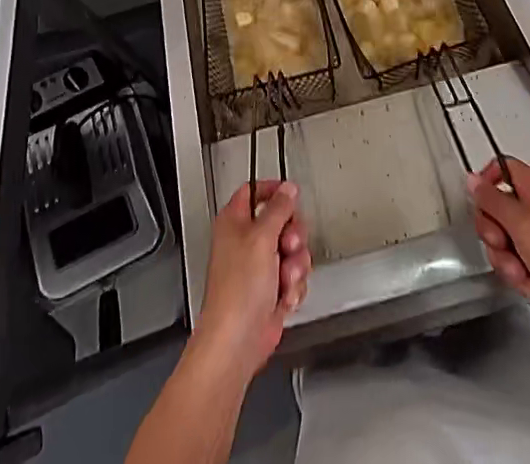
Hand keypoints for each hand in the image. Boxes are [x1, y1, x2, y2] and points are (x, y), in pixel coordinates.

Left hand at [190, 180, 311, 384]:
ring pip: (293, 250)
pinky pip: (295, 275)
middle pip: (281, 221)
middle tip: (287, 245)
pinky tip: (283, 295)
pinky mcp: (272, 287)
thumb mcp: (262, 238)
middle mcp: (245, 241)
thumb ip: (278, 209)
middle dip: (293, 235)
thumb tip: (288, 190)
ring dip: (295, 265)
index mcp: (234, 222)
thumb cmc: (236, 293)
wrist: (238, 340)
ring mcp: (259, 265)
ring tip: (283, 277)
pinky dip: (294, 286)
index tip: (291, 194)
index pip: (254, 191)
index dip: (273, 190)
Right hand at [467, 158, 529, 330]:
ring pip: (498, 238)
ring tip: (521, 264)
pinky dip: (514, 271)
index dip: (486, 181)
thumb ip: (491, 200)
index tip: (480, 200)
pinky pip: (508, 259)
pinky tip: (529, 277)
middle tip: (503, 238)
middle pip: (493, 207)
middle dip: (492, 231)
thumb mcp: (518, 221)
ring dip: (504, 257)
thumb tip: (473, 181)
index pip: (501, 168)